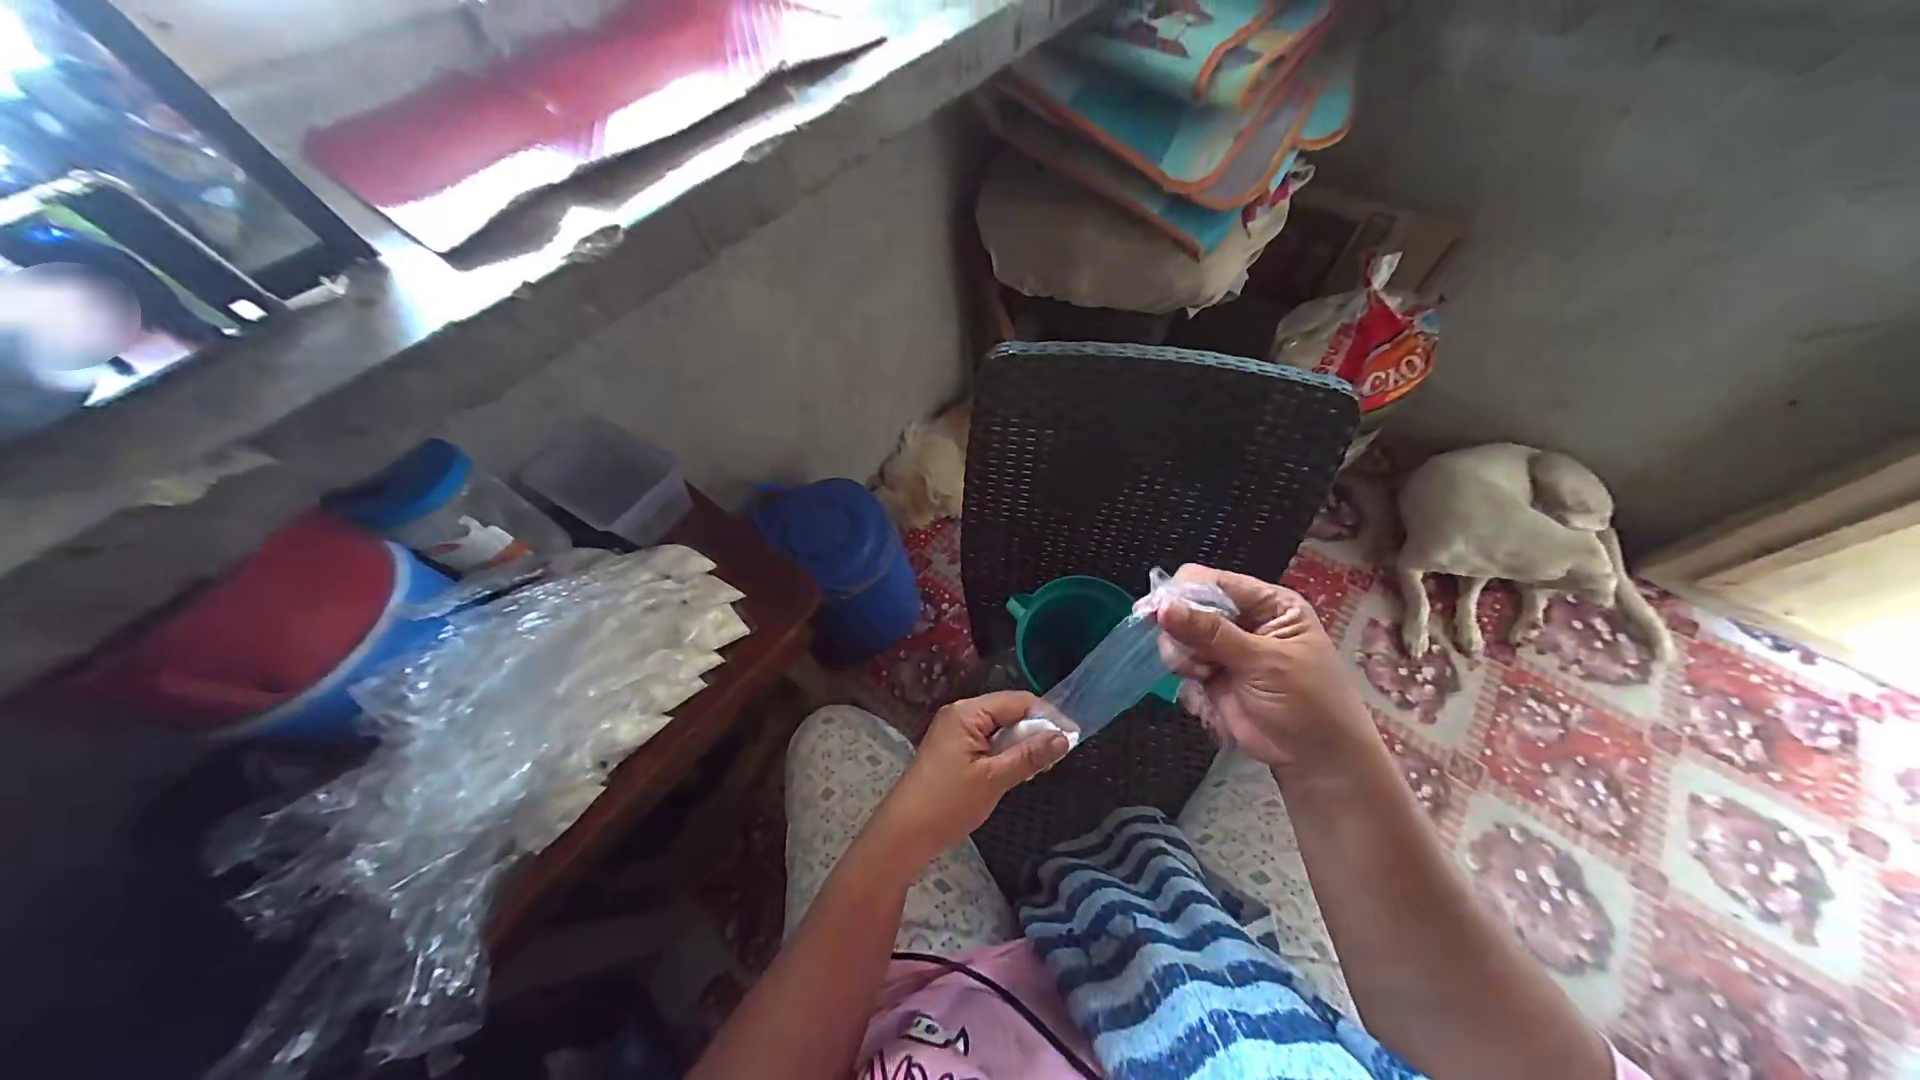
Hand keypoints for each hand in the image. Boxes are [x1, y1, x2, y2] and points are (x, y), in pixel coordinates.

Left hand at [865, 691, 1070, 864]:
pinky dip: (1005, 753)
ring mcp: (954, 731)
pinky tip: (1017, 772)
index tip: (1072, 738)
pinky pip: (987, 741)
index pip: (1018, 701)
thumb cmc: (948, 803)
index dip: (1047, 717)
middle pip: (1009, 711)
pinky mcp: (953, 749)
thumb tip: (1064, 737)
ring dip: (1021, 744)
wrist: (904, 833)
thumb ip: (1029, 755)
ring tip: (1039, 768)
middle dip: (1035, 731)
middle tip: (1057, 758)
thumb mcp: (994, 779)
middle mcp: (960, 714)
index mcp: (967, 712)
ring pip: (999, 728)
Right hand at [1157, 563, 1380, 774]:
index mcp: (1267, 603)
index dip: (1183, 594)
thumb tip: (1163, 608)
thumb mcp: (1264, 661)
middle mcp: (1243, 619)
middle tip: (1192, 657)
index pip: (1213, 582)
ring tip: (1204, 675)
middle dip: (1181, 630)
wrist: (1316, 759)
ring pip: (1178, 635)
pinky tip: (1206, 690)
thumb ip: (1212, 633)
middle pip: (1188, 606)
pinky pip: (1181, 663)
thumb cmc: (1307, 702)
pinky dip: (1185, 676)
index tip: (1158, 614)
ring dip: (1183, 655)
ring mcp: (1224, 647)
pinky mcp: (1210, 674)